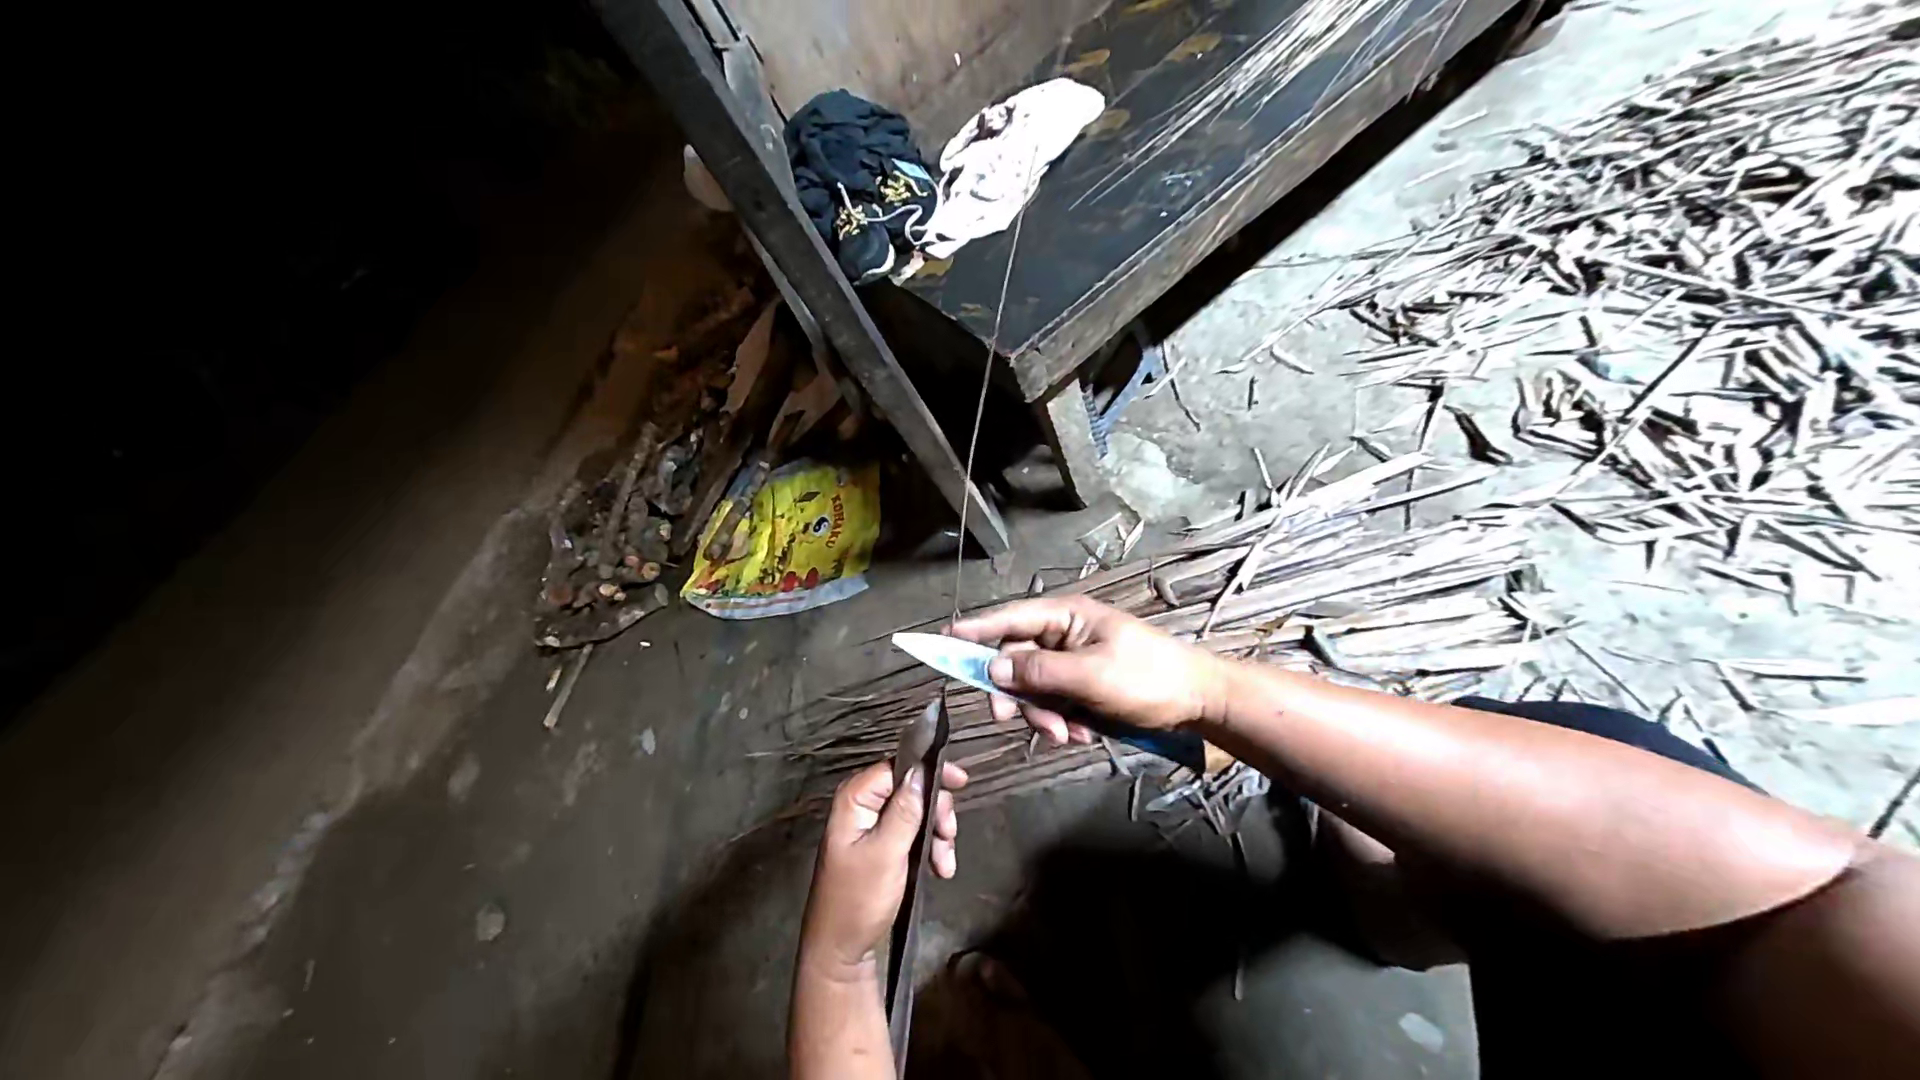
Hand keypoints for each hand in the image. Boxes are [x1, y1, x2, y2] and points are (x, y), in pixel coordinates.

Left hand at [797, 757, 967, 980]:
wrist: (841, 952)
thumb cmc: (858, 901)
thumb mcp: (886, 853)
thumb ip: (904, 810)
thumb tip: (920, 771)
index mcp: (854, 799)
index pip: (897, 766)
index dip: (929, 771)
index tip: (959, 782)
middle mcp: (862, 806)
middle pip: (911, 788)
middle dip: (935, 810)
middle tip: (948, 833)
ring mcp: (872, 826)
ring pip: (917, 811)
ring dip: (936, 833)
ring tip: (944, 862)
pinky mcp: (882, 845)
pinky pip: (913, 833)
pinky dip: (930, 847)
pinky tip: (940, 868)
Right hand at [949, 595, 1222, 741]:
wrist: (1198, 701)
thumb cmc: (1148, 677)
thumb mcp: (1091, 675)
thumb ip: (1039, 671)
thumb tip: (993, 667)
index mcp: (1067, 617)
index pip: (1011, 617)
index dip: (977, 629)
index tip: (944, 638)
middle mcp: (1064, 634)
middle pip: (1017, 659)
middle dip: (1019, 693)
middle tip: (1013, 720)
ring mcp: (1073, 660)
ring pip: (1034, 686)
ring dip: (1044, 714)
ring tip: (1068, 734)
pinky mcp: (1082, 684)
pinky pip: (1055, 701)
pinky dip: (1063, 719)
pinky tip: (1084, 732)